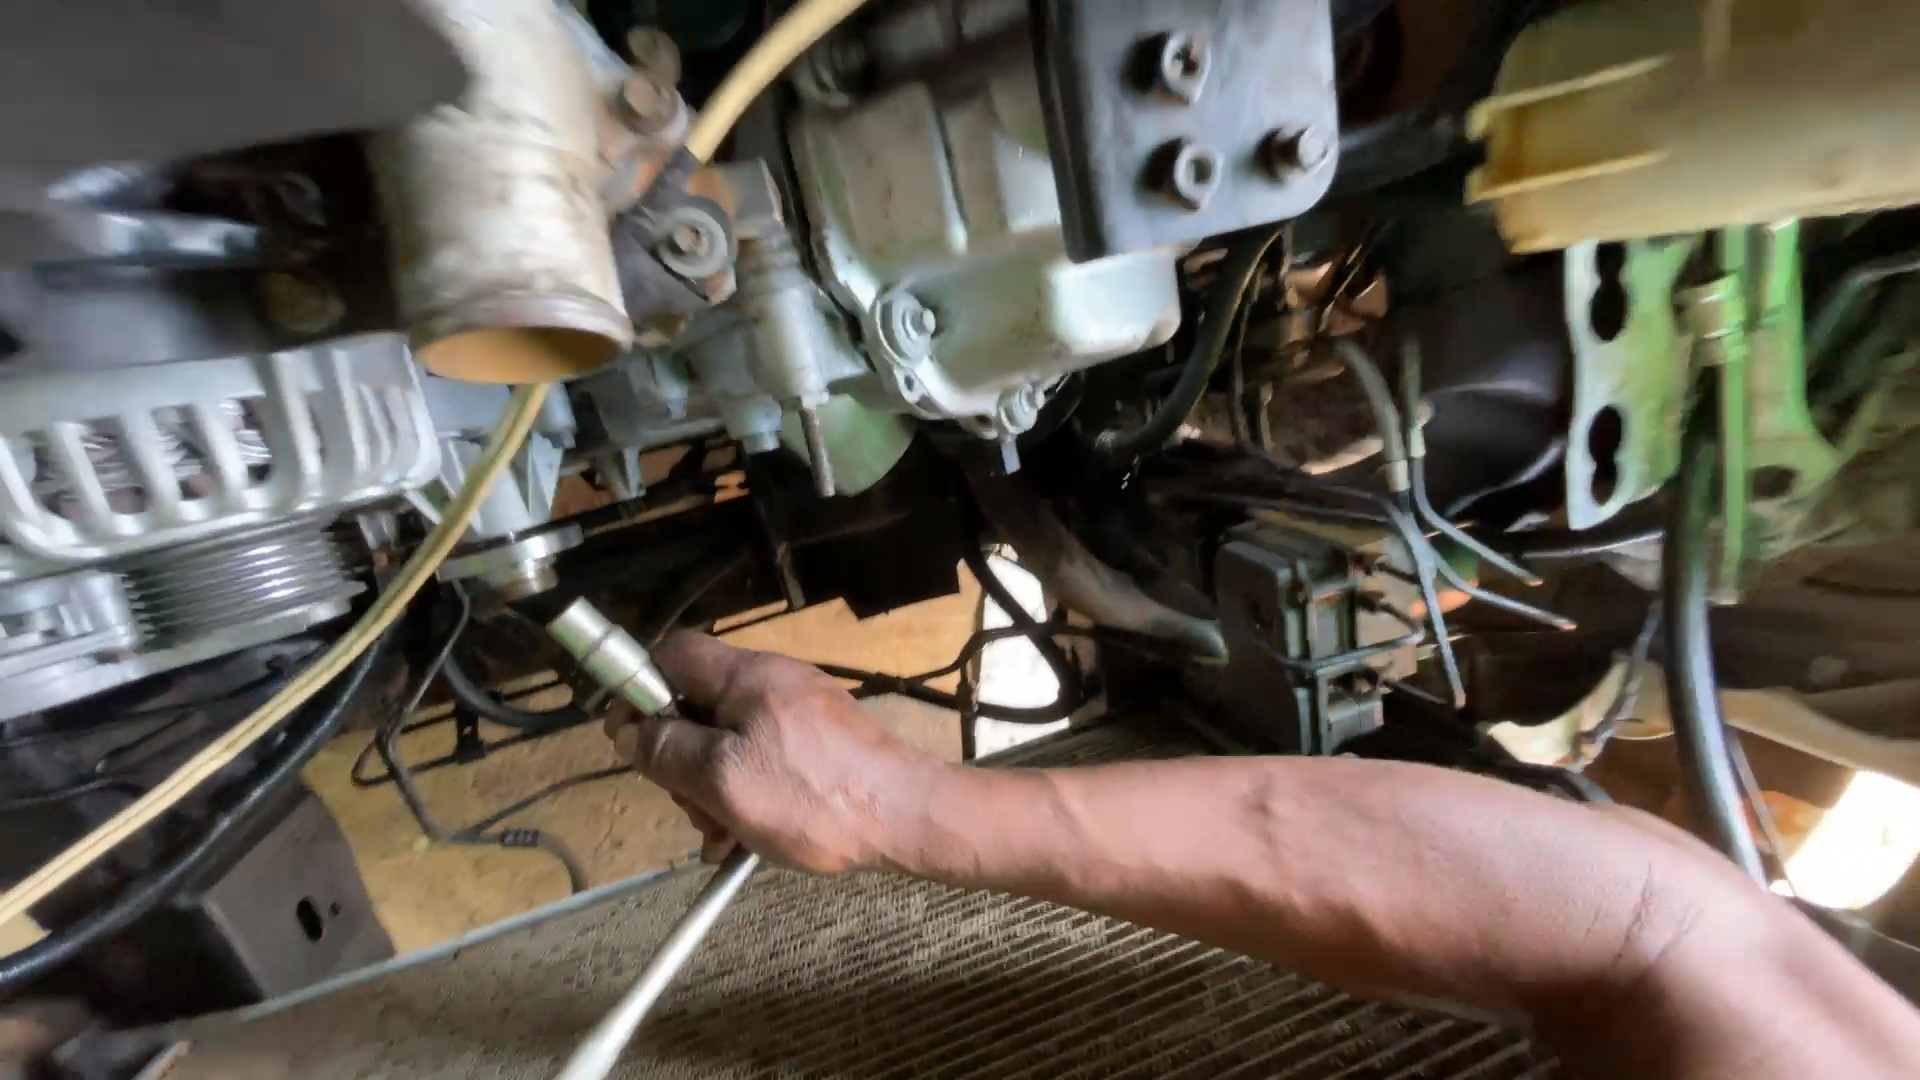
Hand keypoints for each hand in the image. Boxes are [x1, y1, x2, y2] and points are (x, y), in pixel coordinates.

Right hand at [604, 633, 945, 873]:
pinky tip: (745, 837)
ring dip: (712, 787)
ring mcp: (798, 711)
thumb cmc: (811, 795)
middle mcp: (772, 682)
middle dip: (682, 759)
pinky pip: (761, 756)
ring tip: (724, 835)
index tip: (628, 738)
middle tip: (693, 807)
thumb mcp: (724, 779)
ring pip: (728, 740)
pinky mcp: (816, 740)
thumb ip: (668, 751)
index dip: (638, 688)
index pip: (673, 653)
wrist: (905, 814)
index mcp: (747, 675)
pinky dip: (746, 791)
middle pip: (698, 704)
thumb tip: (628, 731)